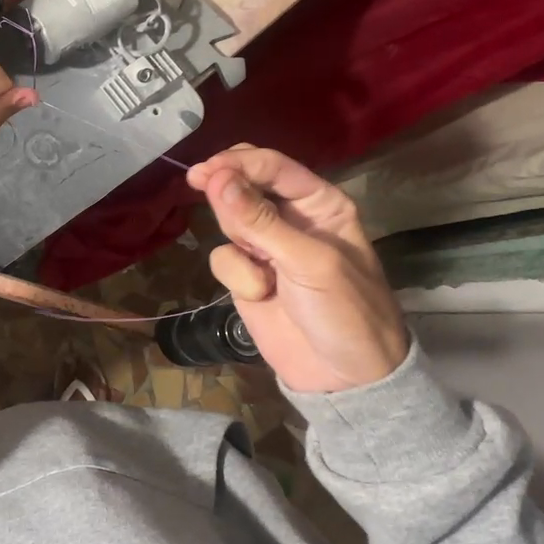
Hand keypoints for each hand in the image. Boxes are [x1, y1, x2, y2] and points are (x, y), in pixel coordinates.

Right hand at [187, 145, 408, 393]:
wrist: (345, 380)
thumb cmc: (346, 312)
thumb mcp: (309, 262)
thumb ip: (260, 220)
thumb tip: (216, 179)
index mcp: (319, 204)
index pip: (273, 167)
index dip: (239, 163)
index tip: (206, 171)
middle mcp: (291, 217)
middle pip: (243, 182)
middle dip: (223, 185)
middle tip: (197, 181)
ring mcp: (266, 246)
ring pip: (228, 218)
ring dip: (236, 236)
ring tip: (258, 265)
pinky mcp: (246, 275)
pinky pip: (223, 256)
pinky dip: (236, 274)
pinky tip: (259, 293)